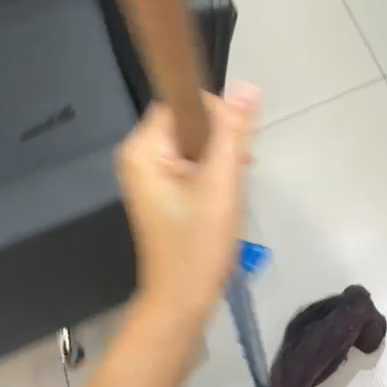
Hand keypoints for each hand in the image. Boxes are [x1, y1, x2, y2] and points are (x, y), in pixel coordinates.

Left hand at [115, 81, 261, 321]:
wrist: (182, 301)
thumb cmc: (199, 244)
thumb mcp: (222, 182)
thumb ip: (234, 131)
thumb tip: (247, 85)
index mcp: (144, 148)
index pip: (184, 102)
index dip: (216, 115)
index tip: (236, 145)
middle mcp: (139, 155)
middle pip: (190, 120)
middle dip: (221, 139)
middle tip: (238, 170)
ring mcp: (149, 174)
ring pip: (196, 141)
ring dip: (221, 156)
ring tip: (232, 185)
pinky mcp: (162, 190)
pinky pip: (192, 161)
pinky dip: (213, 171)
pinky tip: (226, 193)